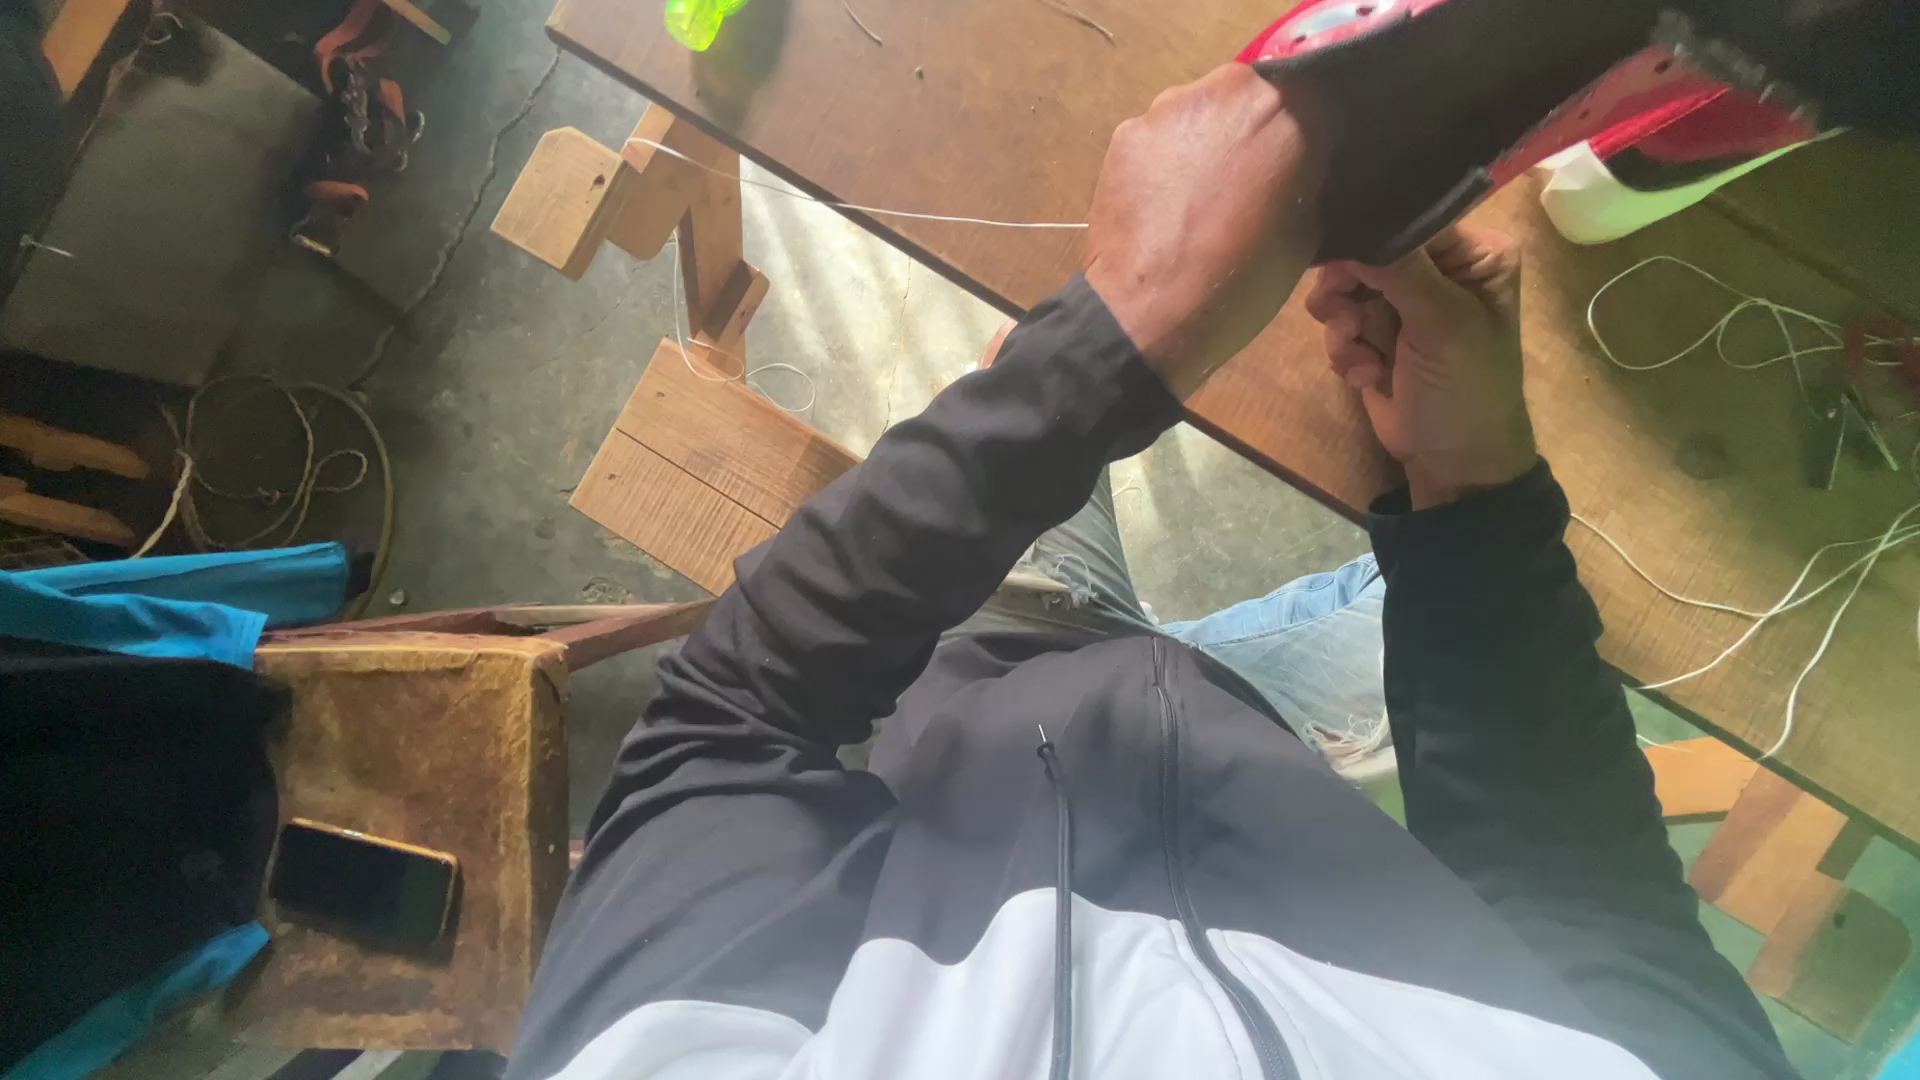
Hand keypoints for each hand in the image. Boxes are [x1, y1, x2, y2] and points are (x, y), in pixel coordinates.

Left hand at [1085, 64, 1323, 398]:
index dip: (1308, 133)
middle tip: (1242, 186)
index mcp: (1293, 107)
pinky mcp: (1126, 135)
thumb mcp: (1306, 234)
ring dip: (1204, 146)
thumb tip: (1305, 167)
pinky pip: (1158, 141)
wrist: (1148, 317)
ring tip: (1194, 201)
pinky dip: (1163, 165)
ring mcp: (1171, 107)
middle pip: (1251, 98)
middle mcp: (1232, 87)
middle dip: (1250, 135)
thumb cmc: (1238, 285)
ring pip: (1200, 115)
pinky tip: (1159, 206)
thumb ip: (1310, 179)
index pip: (1317, 96)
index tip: (1299, 165)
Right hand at [1304, 226, 1536, 508]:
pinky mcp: (1374, 340)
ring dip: (1343, 330)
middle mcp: (1437, 274)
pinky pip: (1339, 330)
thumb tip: (1354, 229)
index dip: (1369, 242)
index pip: (1409, 224)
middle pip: (1367, 258)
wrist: (1450, 457)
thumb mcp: (1441, 324)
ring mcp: (1402, 309)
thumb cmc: (1464, 387)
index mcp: (1474, 255)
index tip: (1339, 265)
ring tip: (1362, 357)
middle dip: (1348, 294)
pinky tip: (1366, 376)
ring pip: (1345, 295)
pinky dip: (1346, 354)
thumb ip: (1400, 272)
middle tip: (1345, 321)